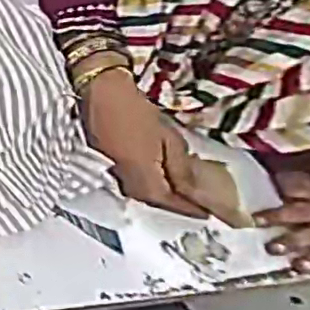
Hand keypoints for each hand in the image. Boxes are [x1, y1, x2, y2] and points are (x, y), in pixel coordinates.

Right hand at [81, 68, 212, 218]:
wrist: (100, 95)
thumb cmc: (135, 112)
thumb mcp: (168, 138)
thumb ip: (181, 168)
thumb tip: (194, 192)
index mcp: (142, 175)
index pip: (169, 201)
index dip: (190, 208)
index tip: (210, 214)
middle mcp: (124, 180)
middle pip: (152, 200)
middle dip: (175, 204)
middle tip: (197, 203)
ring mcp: (111, 173)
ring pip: (140, 193)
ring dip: (161, 195)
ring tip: (179, 192)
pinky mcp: (104, 166)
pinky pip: (130, 184)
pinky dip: (147, 185)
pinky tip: (157, 178)